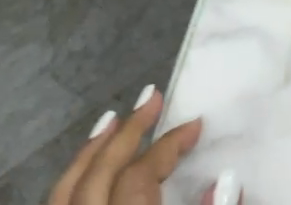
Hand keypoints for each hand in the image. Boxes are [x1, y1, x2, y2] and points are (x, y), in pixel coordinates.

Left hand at [46, 86, 238, 204]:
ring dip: (91, 152)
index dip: (169, 146)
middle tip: (151, 96)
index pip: (141, 176)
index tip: (195, 125)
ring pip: (65, 193)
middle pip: (99, 176)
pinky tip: (85, 167)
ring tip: (112, 119)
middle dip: (128, 133)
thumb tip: (225, 180)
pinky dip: (71, 181)